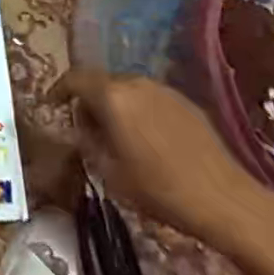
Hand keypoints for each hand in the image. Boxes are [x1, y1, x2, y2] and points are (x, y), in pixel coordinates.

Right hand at [54, 67, 273, 245]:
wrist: (222, 196)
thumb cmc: (159, 189)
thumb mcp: (111, 173)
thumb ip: (90, 142)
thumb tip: (82, 126)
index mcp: (113, 97)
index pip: (77, 78)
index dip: (60, 88)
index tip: (51, 103)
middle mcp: (136, 82)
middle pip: (103, 82)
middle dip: (90, 101)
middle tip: (86, 130)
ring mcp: (163, 88)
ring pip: (127, 89)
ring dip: (115, 106)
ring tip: (117, 137)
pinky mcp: (184, 100)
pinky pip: (150, 98)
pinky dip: (138, 111)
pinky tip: (147, 139)